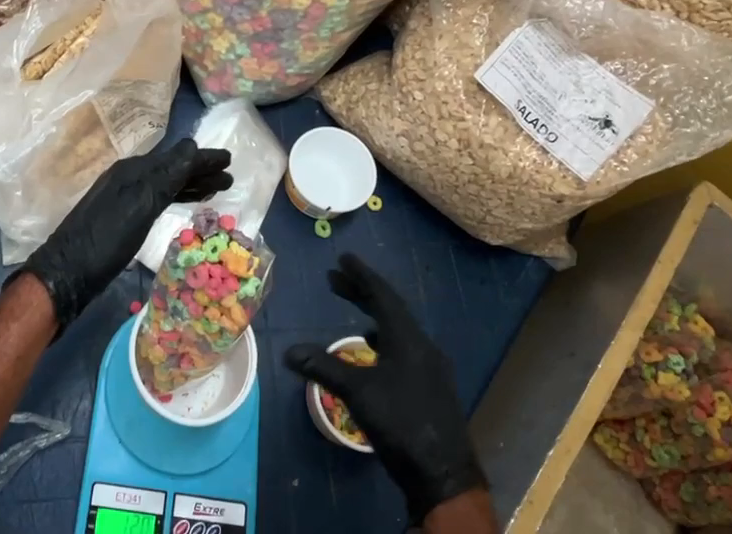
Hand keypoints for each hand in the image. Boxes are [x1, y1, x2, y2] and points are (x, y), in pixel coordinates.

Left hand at [22, 138, 231, 333]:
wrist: (66, 273)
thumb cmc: (106, 241)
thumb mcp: (140, 207)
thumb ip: (166, 177)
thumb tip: (192, 146)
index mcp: (133, 171)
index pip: (177, 157)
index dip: (204, 159)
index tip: (230, 160)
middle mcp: (128, 178)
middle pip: (172, 168)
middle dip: (201, 171)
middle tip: (228, 177)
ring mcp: (123, 197)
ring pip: (165, 183)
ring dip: (191, 184)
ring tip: (215, 190)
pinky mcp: (122, 217)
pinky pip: (158, 198)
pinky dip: (176, 197)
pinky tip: (184, 204)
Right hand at [285, 255, 486, 522]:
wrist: (443, 472)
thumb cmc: (401, 423)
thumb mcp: (358, 393)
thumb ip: (324, 367)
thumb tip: (288, 352)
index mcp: (408, 339)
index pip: (383, 296)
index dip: (362, 275)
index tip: (344, 258)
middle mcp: (423, 345)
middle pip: (391, 309)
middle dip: (362, 292)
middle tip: (335, 279)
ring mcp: (430, 366)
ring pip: (399, 329)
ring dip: (374, 315)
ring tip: (352, 308)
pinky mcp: (431, 385)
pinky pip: (404, 347)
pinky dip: (384, 339)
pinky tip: (373, 350)